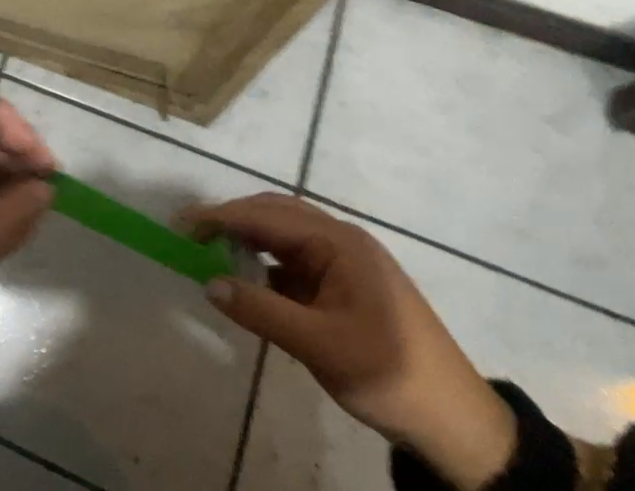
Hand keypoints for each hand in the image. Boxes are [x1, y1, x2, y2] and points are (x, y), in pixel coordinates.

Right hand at [183, 194, 516, 490]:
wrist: (454, 420)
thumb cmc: (388, 374)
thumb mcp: (319, 345)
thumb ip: (261, 311)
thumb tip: (209, 283)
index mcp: (339, 244)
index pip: (266, 216)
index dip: (220, 217)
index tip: (179, 225)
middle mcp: (342, 241)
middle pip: (274, 214)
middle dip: (230, 221)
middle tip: (188, 237)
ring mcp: (346, 263)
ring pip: (284, 236)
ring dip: (246, 240)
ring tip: (208, 255)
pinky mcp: (346, 286)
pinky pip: (295, 262)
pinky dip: (264, 264)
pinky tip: (246, 282)